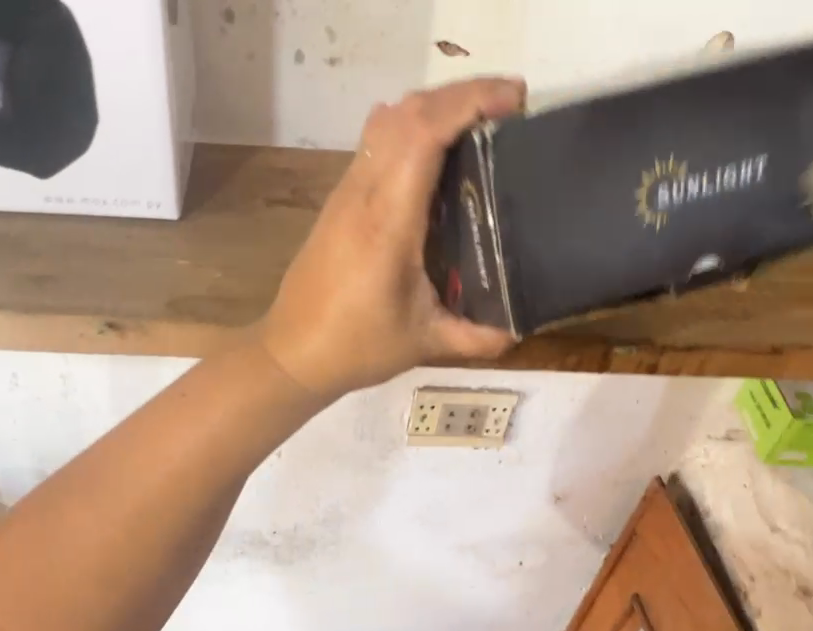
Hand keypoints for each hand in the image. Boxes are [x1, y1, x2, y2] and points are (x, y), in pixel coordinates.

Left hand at [259, 77, 526, 401]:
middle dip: (462, 95)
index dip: (470, 103)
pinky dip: (412, 128)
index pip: (424, 134)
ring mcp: (346, 193)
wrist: (292, 354)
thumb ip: (476, 336)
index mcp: (387, 222)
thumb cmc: (356, 347)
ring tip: (479, 123)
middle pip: (408, 113)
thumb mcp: (424, 342)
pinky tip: (439, 153)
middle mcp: (363, 194)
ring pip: (388, 121)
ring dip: (435, 107)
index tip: (515, 101)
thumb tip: (520, 328)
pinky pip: (376, 142)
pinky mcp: (339, 200)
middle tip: (509, 106)